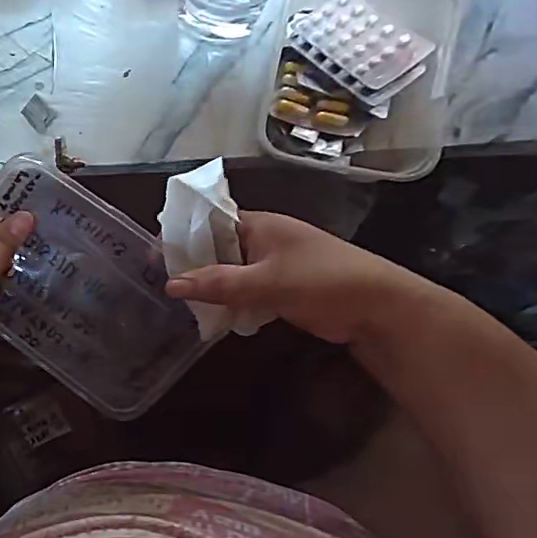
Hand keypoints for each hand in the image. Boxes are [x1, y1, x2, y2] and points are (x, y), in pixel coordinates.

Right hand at [164, 211, 442, 344]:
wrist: (382, 311)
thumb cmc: (326, 281)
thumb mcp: (267, 281)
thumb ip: (218, 283)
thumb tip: (169, 284)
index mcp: (260, 225)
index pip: (209, 221)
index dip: (181, 235)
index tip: (153, 256)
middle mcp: (261, 241)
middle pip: (214, 248)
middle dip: (190, 265)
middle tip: (158, 282)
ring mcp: (270, 265)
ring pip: (226, 272)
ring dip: (207, 286)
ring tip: (176, 302)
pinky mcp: (277, 289)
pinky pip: (240, 290)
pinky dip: (225, 301)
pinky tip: (208, 316)